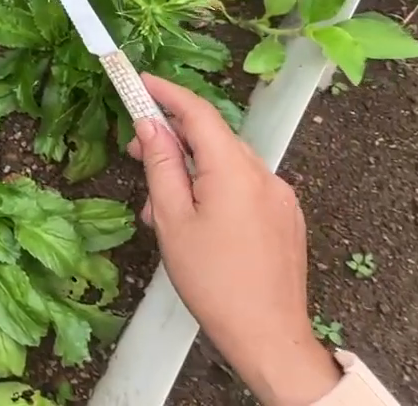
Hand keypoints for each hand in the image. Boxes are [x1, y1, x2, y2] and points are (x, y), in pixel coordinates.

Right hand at [129, 74, 340, 405]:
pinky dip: (210, 186)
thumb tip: (149, 125)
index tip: (137, 80)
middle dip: (170, 136)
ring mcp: (280, 198)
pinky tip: (188, 214)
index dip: (166, 92)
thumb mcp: (171, 216)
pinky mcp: (284, 218)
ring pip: (224, 163)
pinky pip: (241, 185)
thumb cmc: (212, 278)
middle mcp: (265, 177)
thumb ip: (160, 163)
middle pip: (212, 137)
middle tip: (132, 151)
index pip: (199, 113)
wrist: (268, 338)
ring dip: (188, 167)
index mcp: (236, 172)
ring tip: (156, 199)